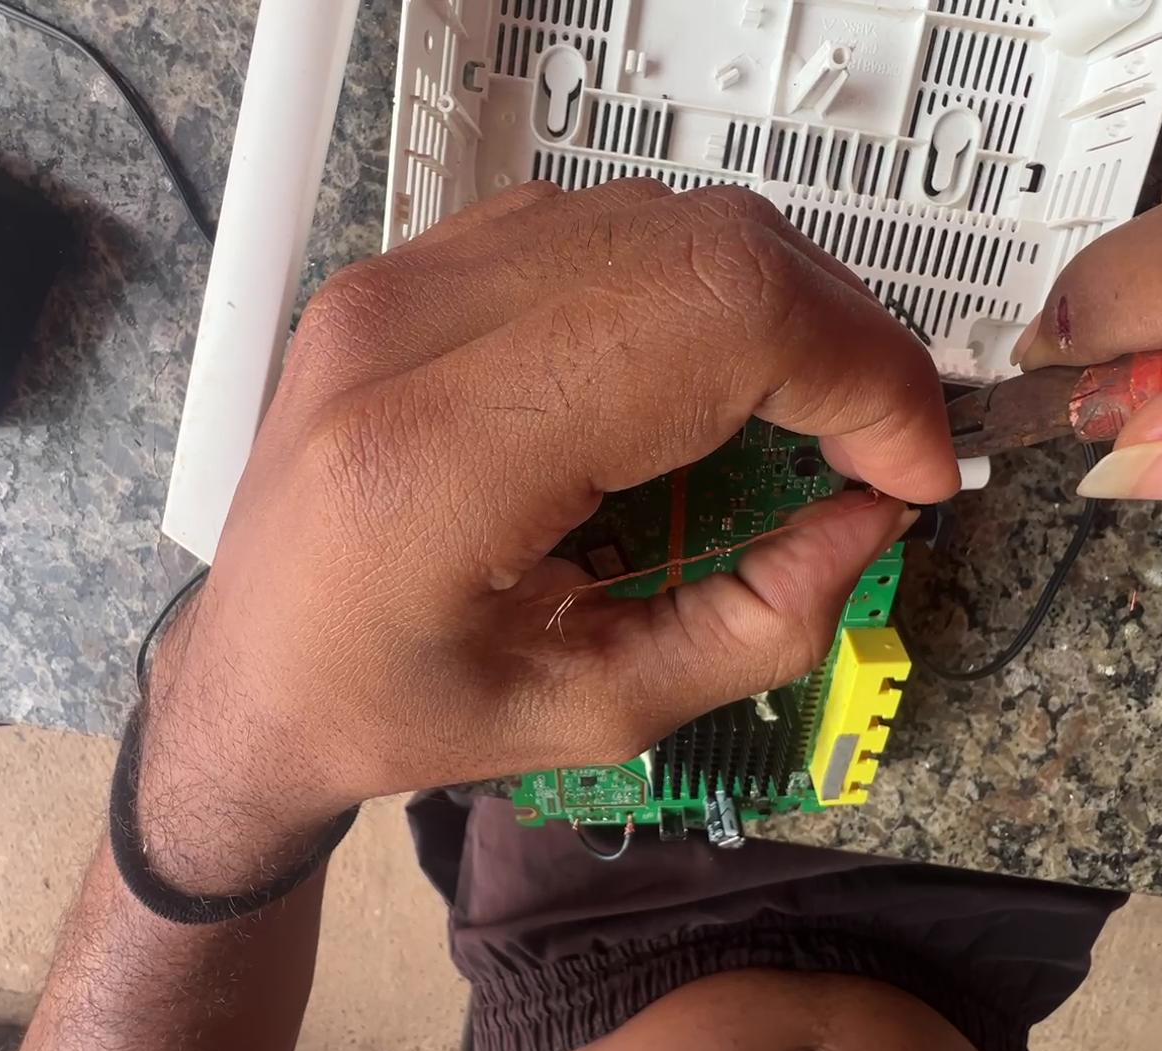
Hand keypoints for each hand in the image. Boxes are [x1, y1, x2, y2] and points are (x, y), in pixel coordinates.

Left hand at [140, 180, 958, 890]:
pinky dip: (684, 301)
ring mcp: (399, 284)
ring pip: (660, 224)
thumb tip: (872, 518)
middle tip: (864, 443)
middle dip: (835, 339)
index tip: (909, 466)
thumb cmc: (394, 715)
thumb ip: (760, 623)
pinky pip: (596, 239)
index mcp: (440, 457)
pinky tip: (683, 388)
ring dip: (766, 315)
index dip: (861, 374)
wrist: (252, 675)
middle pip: (703, 247)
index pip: (714, 321)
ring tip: (783, 422)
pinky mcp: (406, 278)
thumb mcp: (594, 712)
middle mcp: (410, 332)